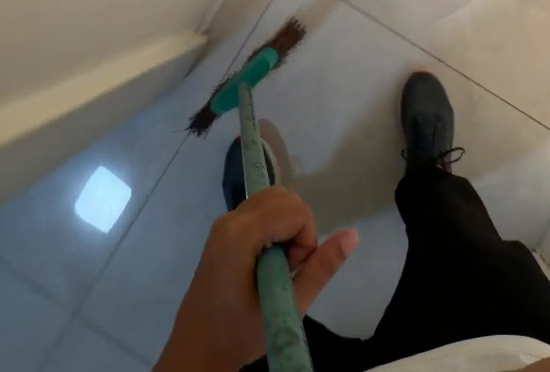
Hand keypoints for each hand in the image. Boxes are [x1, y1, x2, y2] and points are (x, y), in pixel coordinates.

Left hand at [156, 186, 358, 371]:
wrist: (196, 350)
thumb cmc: (238, 334)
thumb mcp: (287, 307)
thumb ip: (320, 269)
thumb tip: (353, 235)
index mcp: (241, 235)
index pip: (295, 210)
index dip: (305, 240)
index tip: (293, 272)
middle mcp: (231, 218)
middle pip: (285, 198)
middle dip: (297, 229)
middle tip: (286, 269)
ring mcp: (225, 221)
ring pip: (275, 199)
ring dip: (287, 227)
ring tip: (277, 266)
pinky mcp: (225, 229)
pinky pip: (262, 209)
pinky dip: (275, 227)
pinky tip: (267, 261)